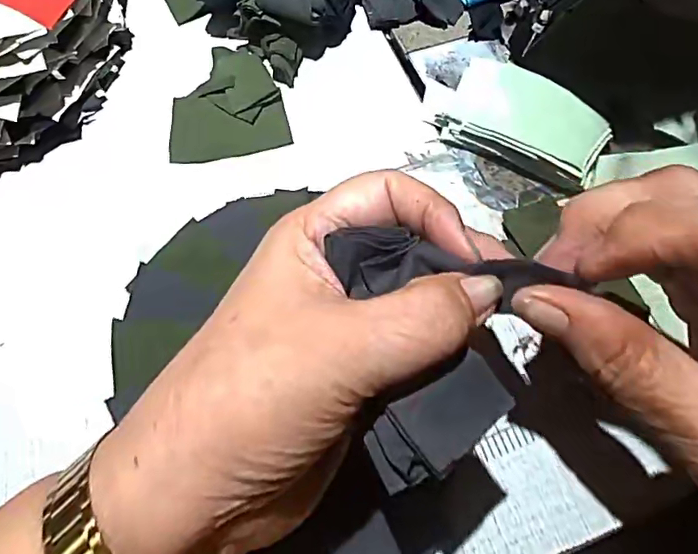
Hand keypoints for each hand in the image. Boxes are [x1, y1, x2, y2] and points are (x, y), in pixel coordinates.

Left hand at [89, 172, 508, 553]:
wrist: (191, 505)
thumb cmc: (250, 399)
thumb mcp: (339, 348)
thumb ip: (420, 316)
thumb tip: (490, 288)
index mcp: (315, 237)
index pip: (390, 193)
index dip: (435, 212)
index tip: (471, 260)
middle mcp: (335, 270)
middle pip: (412, 240)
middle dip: (458, 258)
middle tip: (505, 291)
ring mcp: (350, 322)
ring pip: (419, 295)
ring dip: (458, 306)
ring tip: (499, 326)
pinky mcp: (362, 371)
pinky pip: (417, 344)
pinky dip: (448, 347)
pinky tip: (473, 357)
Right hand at [511, 166, 697, 553]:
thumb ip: (637, 374)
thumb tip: (544, 303)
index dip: (647, 232)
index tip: (572, 265)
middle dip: (623, 217)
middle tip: (554, 263)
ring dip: (623, 225)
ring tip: (568, 264)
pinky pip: (697, 247)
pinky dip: (640, 252)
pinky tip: (604, 269)